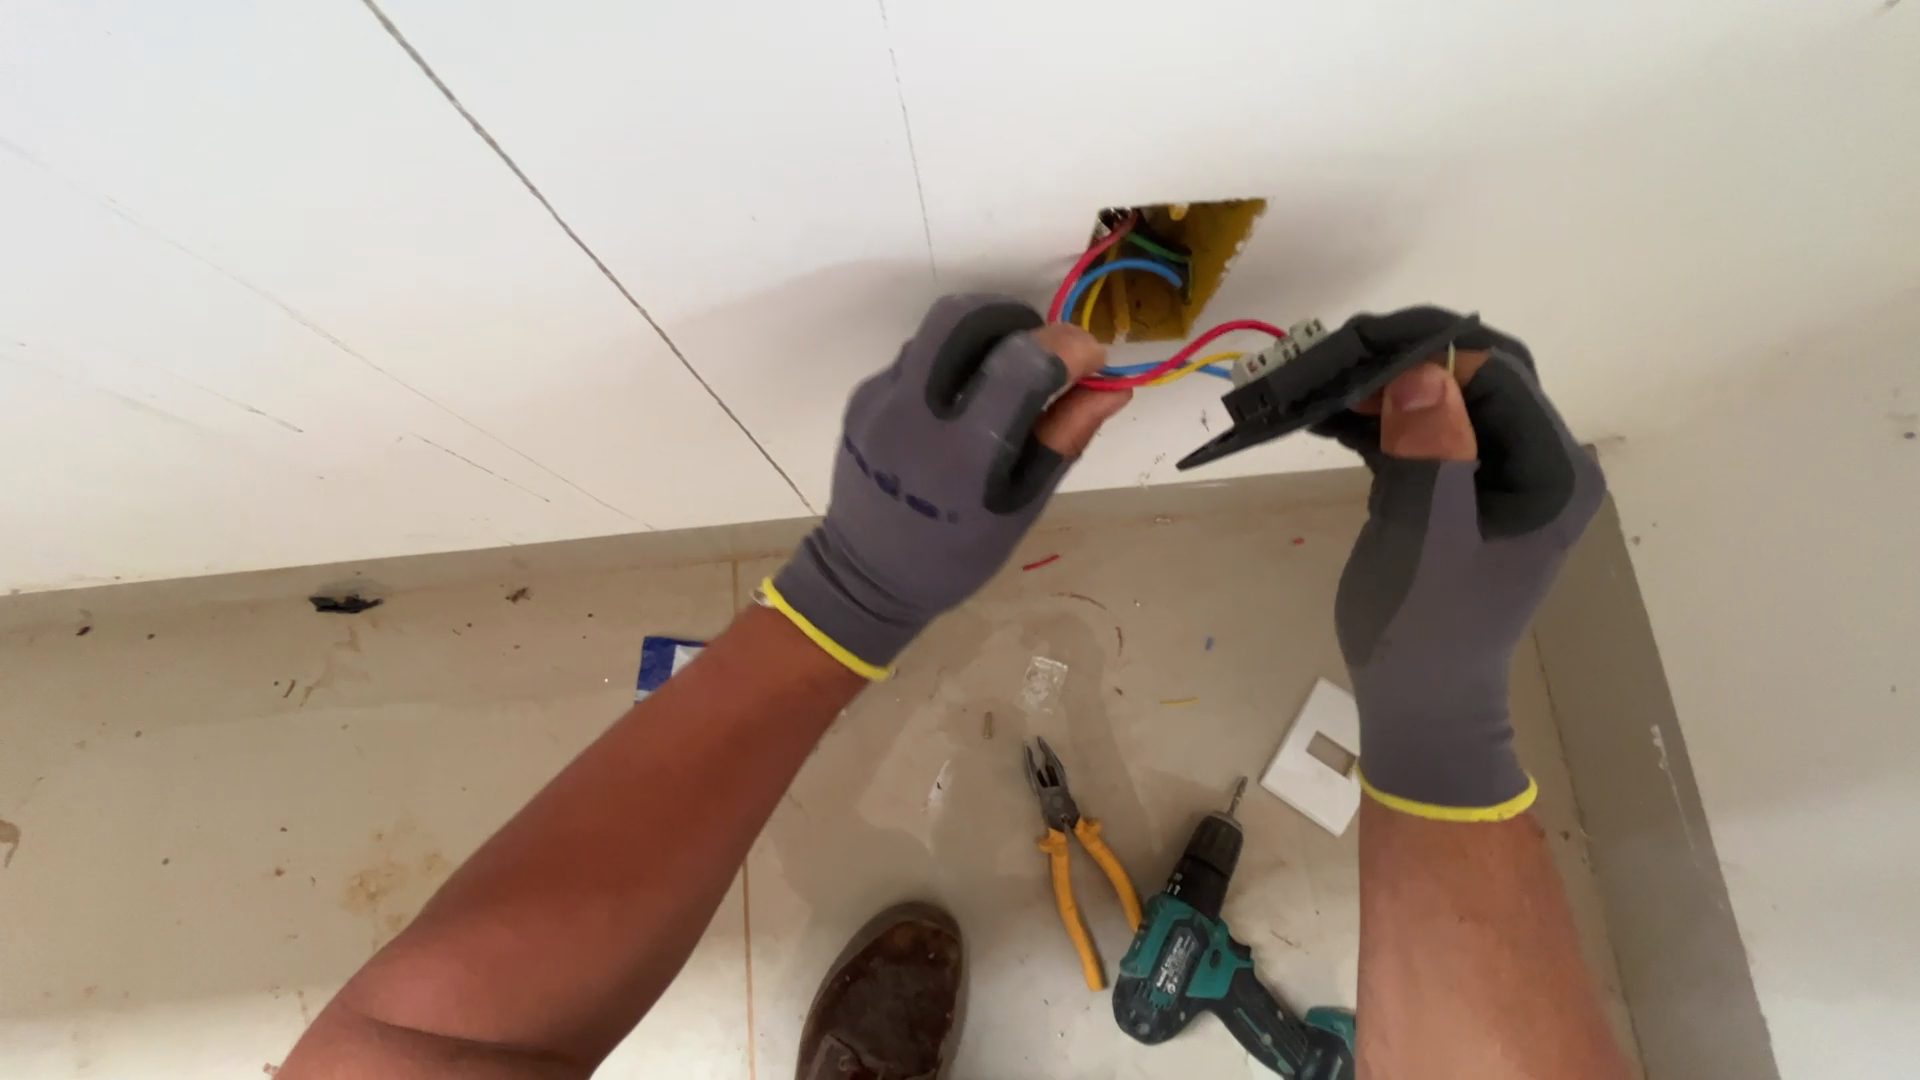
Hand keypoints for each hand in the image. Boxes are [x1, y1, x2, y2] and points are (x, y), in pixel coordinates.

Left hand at [766, 295, 1129, 675]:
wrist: (868, 576)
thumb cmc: (957, 555)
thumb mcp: (1021, 506)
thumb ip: (1064, 439)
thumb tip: (1113, 388)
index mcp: (963, 451)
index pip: (1023, 360)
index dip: (1069, 345)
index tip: (1091, 359)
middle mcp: (912, 412)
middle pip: (966, 316)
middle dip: (1018, 319)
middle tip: (1042, 351)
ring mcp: (878, 401)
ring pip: (937, 333)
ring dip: (981, 341)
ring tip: (1000, 382)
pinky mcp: (860, 399)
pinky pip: (913, 359)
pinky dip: (948, 366)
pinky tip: (957, 406)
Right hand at [1312, 307, 1603, 819]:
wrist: (1418, 693)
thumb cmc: (1428, 626)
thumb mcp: (1427, 538)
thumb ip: (1431, 453)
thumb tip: (1423, 371)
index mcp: (1550, 472)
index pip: (1499, 380)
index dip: (1432, 351)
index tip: (1358, 343)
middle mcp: (1528, 463)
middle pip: (1473, 381)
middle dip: (1406, 359)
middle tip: (1336, 353)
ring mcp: (1485, 477)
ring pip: (1436, 405)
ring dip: (1380, 388)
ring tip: (1317, 380)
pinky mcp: (1444, 492)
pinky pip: (1412, 438)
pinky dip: (1371, 423)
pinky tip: (1323, 415)